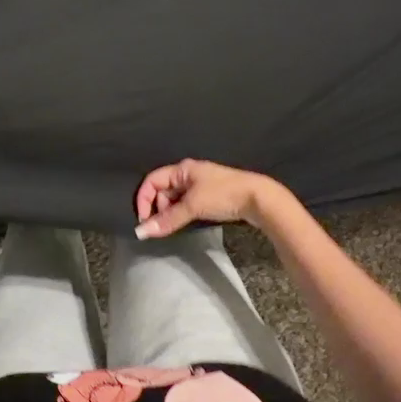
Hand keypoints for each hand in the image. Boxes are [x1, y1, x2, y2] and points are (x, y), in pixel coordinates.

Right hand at [133, 158, 282, 238]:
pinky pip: (187, 204)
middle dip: (158, 208)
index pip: (152, 180)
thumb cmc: (222, 195)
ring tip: (174, 226)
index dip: (144, 199)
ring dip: (170, 212)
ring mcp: (199, 185)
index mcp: (182, 169)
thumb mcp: (192, 206)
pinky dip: (182, 213)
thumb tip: (142, 232)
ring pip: (175, 198)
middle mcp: (188, 174)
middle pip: (162, 190)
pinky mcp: (209, 196)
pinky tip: (186, 223)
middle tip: (162, 226)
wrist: (257, 198)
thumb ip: (167, 220)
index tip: (144, 220)